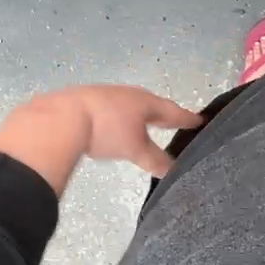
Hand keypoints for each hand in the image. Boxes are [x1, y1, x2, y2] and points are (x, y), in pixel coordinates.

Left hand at [0, 85, 203, 194]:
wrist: (63, 116)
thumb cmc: (106, 130)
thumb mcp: (134, 149)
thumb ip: (155, 160)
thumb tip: (174, 171)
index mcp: (146, 102)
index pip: (173, 111)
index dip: (187, 118)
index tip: (201, 120)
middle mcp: (129, 94)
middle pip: (152, 105)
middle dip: (163, 115)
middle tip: (175, 121)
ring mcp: (106, 94)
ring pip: (130, 105)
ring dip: (140, 115)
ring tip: (145, 125)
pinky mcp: (86, 100)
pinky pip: (112, 108)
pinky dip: (120, 116)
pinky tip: (113, 126)